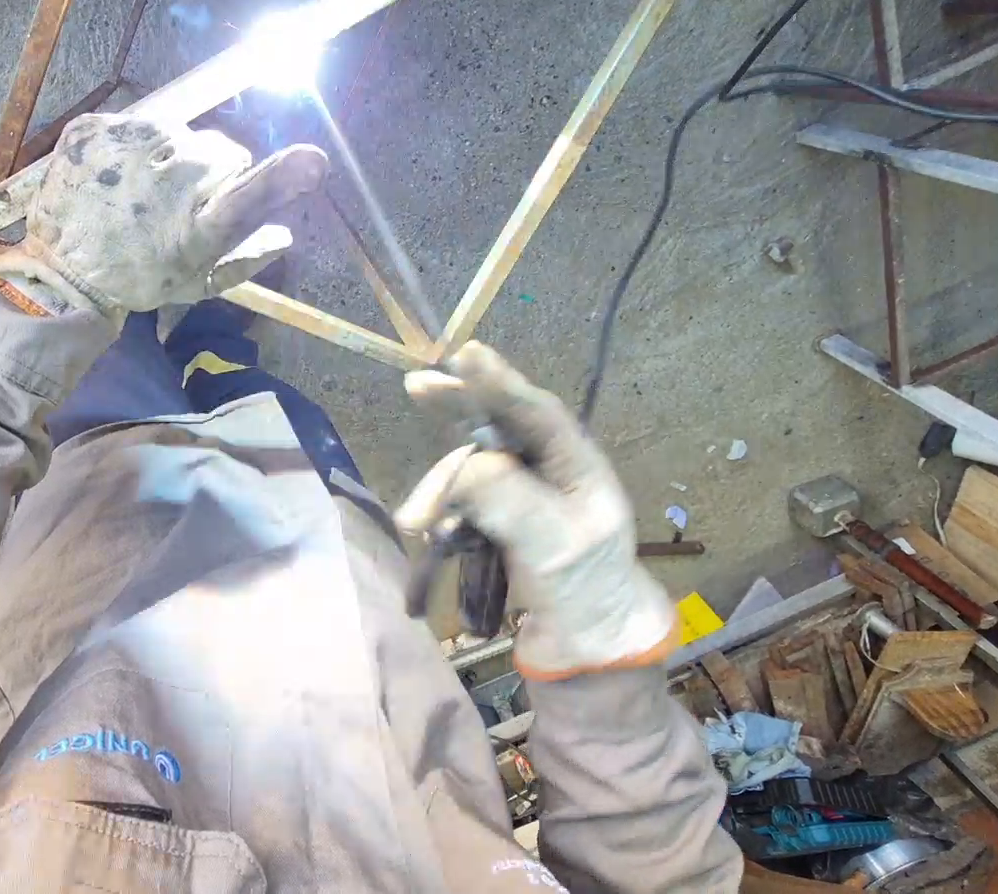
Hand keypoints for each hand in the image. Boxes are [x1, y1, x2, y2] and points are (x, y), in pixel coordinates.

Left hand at [0, 113, 326, 321]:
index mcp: (198, 224)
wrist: (63, 273)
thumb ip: (248, 256)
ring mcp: (125, 146)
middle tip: (180, 203)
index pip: (249, 194)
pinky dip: (131, 145)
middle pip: (217, 149)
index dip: (284, 177)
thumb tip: (288, 234)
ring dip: (169, 154)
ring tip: (144, 191)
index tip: (313, 162)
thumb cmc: (141, 280)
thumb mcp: (200, 281)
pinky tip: (118, 178)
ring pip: (175, 130)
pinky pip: (133, 123)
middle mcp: (167, 178)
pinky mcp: (92, 128)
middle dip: (210, 171)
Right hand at [397, 342, 676, 678]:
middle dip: (456, 407)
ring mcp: (521, 487)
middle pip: (497, 422)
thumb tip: (465, 465)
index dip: (500, 382)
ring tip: (413, 521)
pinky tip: (430, 528)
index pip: (537, 411)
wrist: (581, 642)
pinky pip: (463, 494)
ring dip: (440, 485)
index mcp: (577, 463)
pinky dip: (443, 507)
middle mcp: (548, 465)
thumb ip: (511, 502)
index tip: (465, 355)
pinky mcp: (498, 510)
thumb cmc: (583, 589)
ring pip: (472, 463)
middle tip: (417, 385)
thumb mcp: (554, 545)